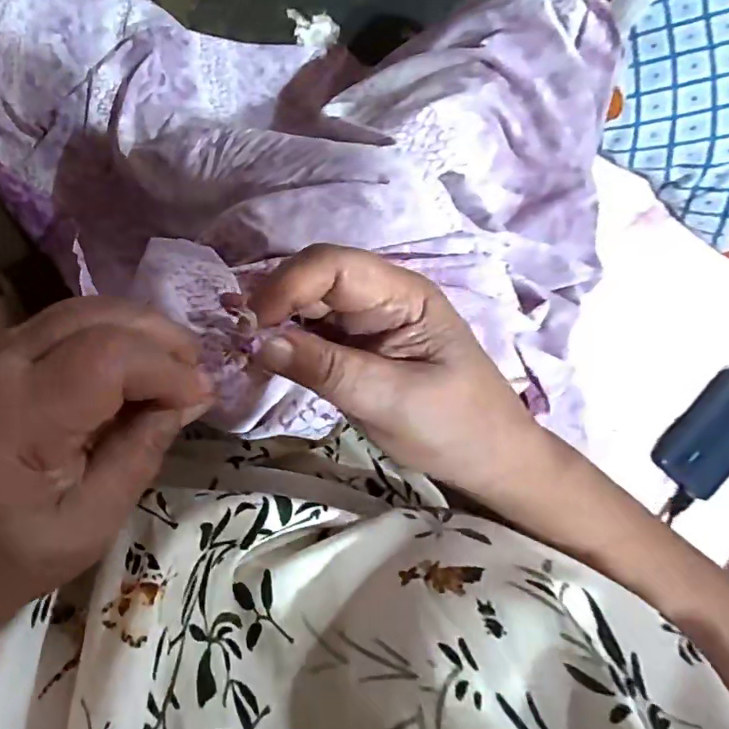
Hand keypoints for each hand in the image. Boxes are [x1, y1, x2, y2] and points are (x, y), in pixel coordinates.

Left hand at [0, 296, 212, 650]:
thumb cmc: (11, 555)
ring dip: (133, 328)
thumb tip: (191, 395)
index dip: (165, 367)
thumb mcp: (91, 522)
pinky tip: (131, 364)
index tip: (202, 397)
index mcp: (20, 416)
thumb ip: (141, 451)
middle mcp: (1, 366)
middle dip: (156, 335)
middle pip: (94, 317)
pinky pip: (61, 323)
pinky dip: (105, 333)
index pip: (108, 356)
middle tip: (196, 372)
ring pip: (79, 310)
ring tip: (172, 365)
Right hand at [245, 244, 547, 496]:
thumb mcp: (390, 401)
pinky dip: (278, 339)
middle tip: (237, 338)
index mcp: (402, 295)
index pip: (331, 265)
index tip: (252, 326)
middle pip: (310, 276)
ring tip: (239, 346)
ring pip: (302, 301)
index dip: (286, 285)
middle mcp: (377, 296)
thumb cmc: (456, 428)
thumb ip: (325, 368)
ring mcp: (362, 319)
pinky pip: (305, 329)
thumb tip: (257, 341)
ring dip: (269, 319)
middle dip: (271, 300)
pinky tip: (258, 353)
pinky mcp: (349, 344)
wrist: (491, 463)